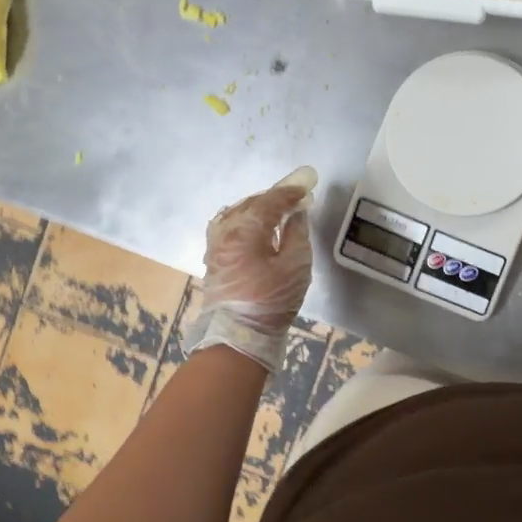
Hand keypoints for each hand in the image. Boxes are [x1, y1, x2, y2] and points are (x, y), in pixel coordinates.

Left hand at [192, 167, 317, 371]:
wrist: (238, 336)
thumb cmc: (271, 300)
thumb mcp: (295, 265)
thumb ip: (297, 233)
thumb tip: (296, 214)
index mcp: (244, 230)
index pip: (269, 202)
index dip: (289, 192)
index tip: (306, 186)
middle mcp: (224, 232)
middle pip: (250, 205)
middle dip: (273, 198)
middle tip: (295, 196)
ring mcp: (215, 245)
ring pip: (237, 215)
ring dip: (258, 209)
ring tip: (278, 210)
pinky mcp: (214, 259)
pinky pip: (230, 228)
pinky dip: (246, 221)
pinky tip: (257, 227)